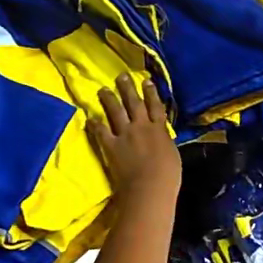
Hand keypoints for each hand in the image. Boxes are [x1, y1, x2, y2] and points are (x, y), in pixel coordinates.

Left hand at [92, 75, 178, 204]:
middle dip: (128, 88)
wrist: (149, 187)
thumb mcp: (173, 155)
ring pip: (116, 111)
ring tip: (103, 89)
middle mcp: (141, 127)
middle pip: (134, 103)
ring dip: (109, 99)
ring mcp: (125, 134)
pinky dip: (95, 124)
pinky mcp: (111, 145)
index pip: (155, 107)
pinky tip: (90, 118)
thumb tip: (162, 138)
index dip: (151, 93)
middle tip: (121, 76)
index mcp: (159, 130)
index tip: (146, 81)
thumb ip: (165, 142)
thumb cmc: (167, 177)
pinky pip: (101, 131)